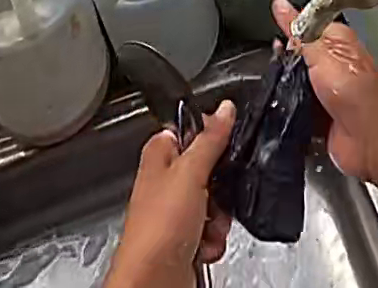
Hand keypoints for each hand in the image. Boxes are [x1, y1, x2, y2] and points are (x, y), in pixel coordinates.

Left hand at [106, 99, 235, 287]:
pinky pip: (211, 231)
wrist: (153, 285)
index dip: (210, 139)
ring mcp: (174, 212)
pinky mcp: (184, 239)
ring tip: (208, 227)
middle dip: (219, 188)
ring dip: (218, 218)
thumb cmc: (157, 229)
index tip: (222, 149)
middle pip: (208, 169)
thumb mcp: (191, 173)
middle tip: (215, 196)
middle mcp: (165, 180)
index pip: (191, 130)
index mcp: (160, 153)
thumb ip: (210, 140)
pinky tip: (203, 247)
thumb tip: (225, 108)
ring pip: (213, 202)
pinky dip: (212, 240)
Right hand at [273, 0, 377, 181]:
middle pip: (298, 55)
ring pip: (295, 81)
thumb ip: (297, 30)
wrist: (369, 138)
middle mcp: (333, 63)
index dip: (288, 26)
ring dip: (286, 84)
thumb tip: (281, 4)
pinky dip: (289, 106)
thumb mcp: (319, 50)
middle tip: (275, 59)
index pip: (307, 25)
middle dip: (285, 58)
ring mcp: (327, 91)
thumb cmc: (356, 90)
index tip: (272, 28)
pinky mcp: (320, 115)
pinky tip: (283, 104)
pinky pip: (296, 106)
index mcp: (337, 40)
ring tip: (278, 83)